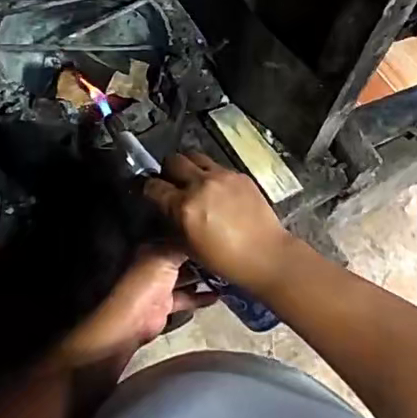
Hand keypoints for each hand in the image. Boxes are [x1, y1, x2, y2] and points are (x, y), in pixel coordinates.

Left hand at [51, 246, 213, 366]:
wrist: (132, 321)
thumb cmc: (147, 282)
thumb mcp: (167, 257)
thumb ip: (184, 245)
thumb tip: (201, 231)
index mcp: (152, 248)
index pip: (175, 236)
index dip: (193, 233)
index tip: (216, 231)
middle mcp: (155, 263)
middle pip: (182, 257)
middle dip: (200, 255)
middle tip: (226, 251)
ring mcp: (160, 284)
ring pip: (186, 277)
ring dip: (203, 277)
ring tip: (228, 272)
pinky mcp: (166, 304)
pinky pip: (187, 297)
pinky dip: (201, 297)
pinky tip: (219, 295)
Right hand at [143, 152, 298, 292]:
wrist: (267, 255)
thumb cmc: (226, 261)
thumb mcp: (190, 247)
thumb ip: (174, 223)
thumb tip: (166, 210)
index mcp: (184, 206)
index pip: (154, 186)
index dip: (149, 189)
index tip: (152, 193)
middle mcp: (200, 184)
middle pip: (173, 160)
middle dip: (168, 170)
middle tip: (173, 183)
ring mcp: (221, 176)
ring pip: (195, 156)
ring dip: (189, 166)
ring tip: (194, 181)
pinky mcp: (239, 174)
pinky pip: (217, 166)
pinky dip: (212, 175)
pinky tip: (219, 191)